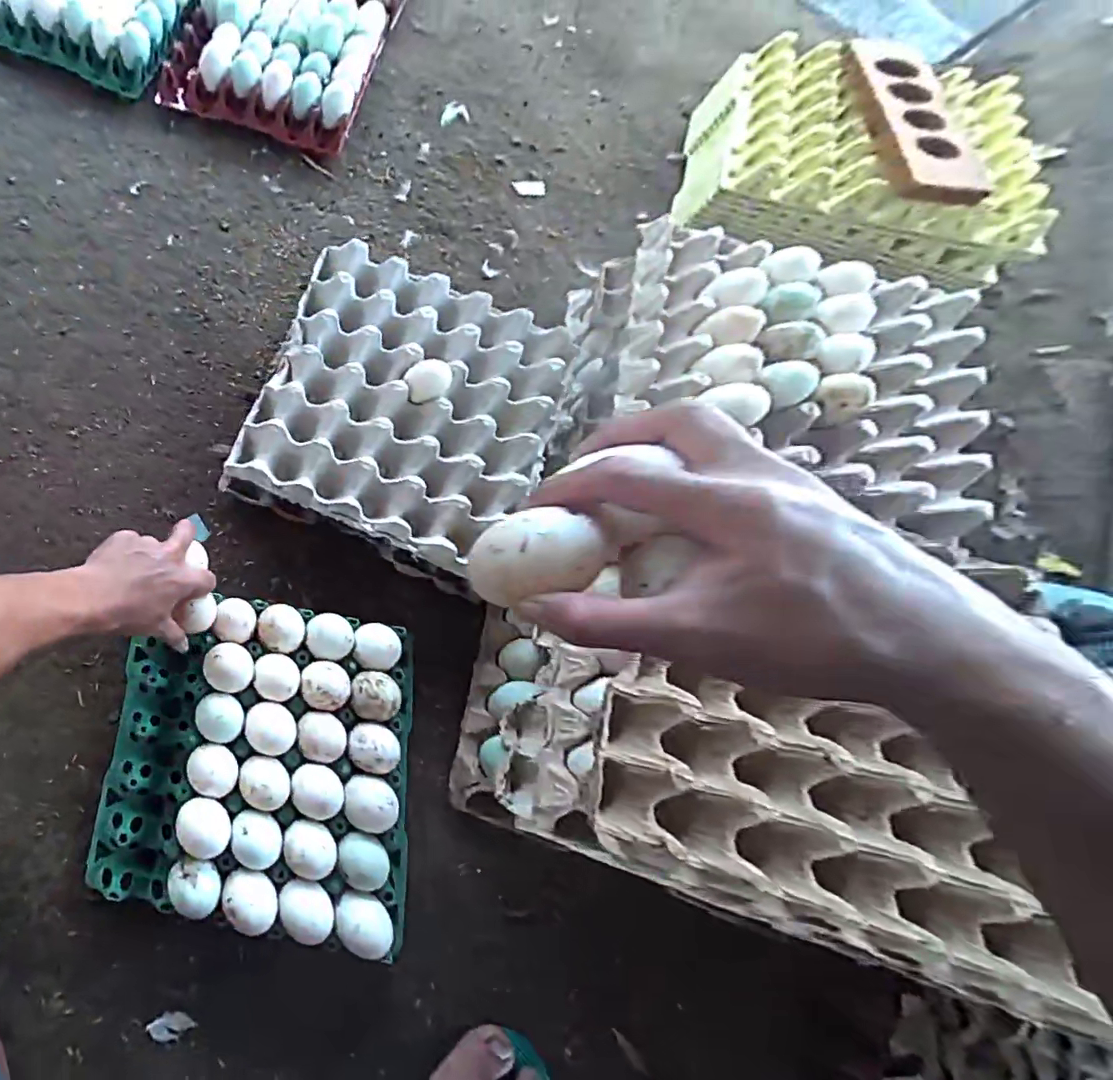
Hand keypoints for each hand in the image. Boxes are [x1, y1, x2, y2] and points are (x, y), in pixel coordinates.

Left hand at [67, 520, 215, 649]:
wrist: (92, 597)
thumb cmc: (128, 614)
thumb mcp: (154, 628)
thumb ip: (173, 634)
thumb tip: (182, 645)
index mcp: (181, 579)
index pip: (207, 578)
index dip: (202, 586)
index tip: (193, 592)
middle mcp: (168, 555)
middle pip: (187, 532)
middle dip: (187, 534)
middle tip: (178, 547)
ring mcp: (145, 543)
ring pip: (153, 543)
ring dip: (149, 554)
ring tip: (133, 571)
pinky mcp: (124, 537)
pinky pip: (130, 542)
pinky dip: (126, 552)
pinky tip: (116, 566)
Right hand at [517, 402, 1046, 707]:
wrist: (947, 652)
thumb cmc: (814, 642)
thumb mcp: (693, 638)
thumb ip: (602, 621)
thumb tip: (532, 608)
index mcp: (724, 502)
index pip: (623, 473)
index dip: (567, 485)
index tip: (535, 508)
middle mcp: (760, 475)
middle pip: (677, 419)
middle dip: (616, 437)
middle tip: (584, 471)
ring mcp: (795, 482)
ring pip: (714, 434)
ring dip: (658, 449)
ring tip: (628, 489)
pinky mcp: (816, 500)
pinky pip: (737, 461)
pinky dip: (692, 471)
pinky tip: (687, 519)